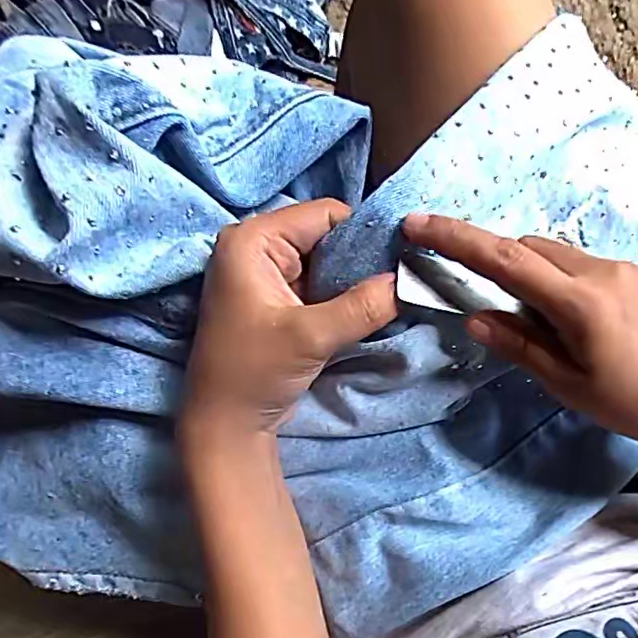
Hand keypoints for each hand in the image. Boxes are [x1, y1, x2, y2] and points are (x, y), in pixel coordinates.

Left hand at [185, 200, 398, 441]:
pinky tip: (372, 314)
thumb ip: (361, 307)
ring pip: (332, 267)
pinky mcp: (285, 305)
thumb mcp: (310, 337)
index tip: (402, 260)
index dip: (365, 234)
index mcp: (254, 241)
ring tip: (392, 299)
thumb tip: (408, 282)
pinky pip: (326, 290)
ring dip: (359, 285)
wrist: (229, 422)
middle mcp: (261, 250)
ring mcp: (273, 279)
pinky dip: (349, 301)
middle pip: (330, 239)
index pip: (324, 215)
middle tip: (402, 283)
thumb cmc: (254, 372)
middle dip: (365, 262)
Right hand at [400, 213, 637, 453]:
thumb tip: (476, 318)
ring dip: (536, 275)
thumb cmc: (630, 404)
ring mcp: (626, 269)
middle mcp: (603, 272)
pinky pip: (586, 265)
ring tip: (549, 326)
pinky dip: (566, 281)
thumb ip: (520, 345)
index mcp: (581, 303)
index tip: (418, 226)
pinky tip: (581, 322)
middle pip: (531, 248)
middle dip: (502, 265)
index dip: (457, 240)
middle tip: (502, 311)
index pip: (506, 260)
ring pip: (559, 255)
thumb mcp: (568, 384)